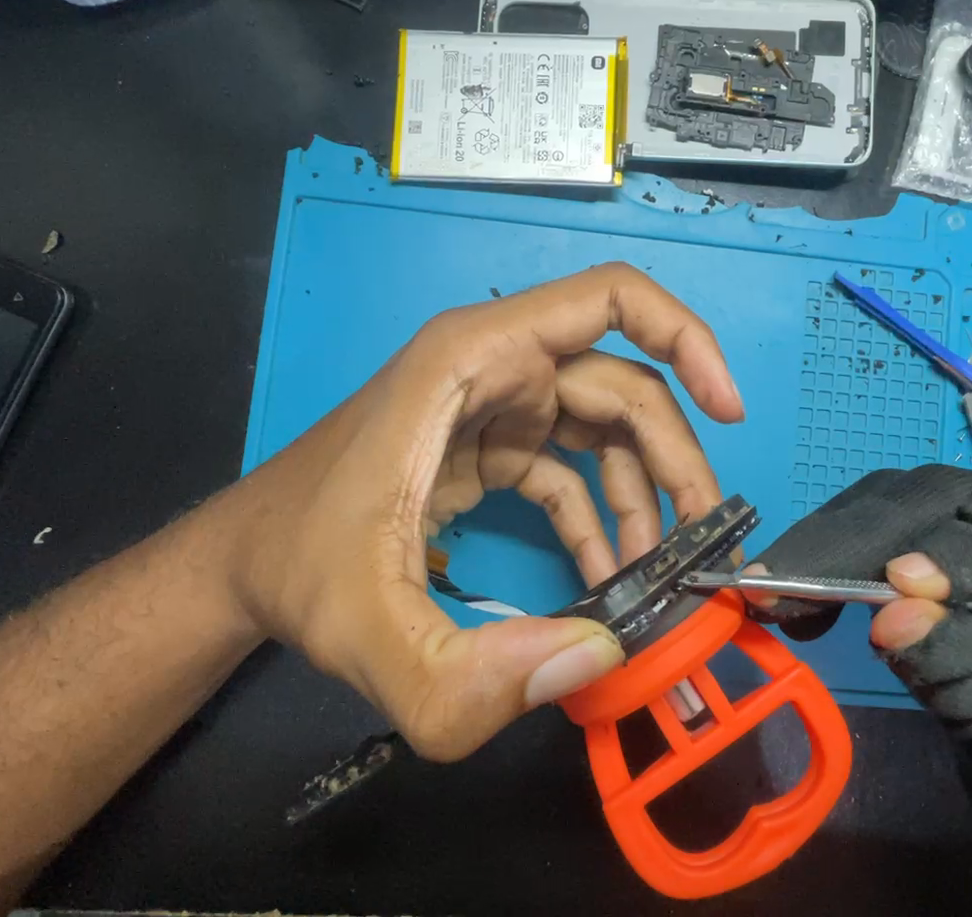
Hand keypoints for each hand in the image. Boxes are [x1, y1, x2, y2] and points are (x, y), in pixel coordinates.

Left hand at [214, 264, 743, 759]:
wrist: (243, 567)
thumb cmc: (297, 566)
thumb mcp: (370, 632)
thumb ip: (469, 673)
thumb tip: (599, 658)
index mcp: (472, 359)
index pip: (606, 298)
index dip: (684, 336)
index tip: (728, 409)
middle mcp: (495, 366)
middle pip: (626, 385)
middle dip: (674, 461)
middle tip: (702, 541)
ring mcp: (497, 406)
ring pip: (609, 428)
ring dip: (644, 496)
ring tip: (658, 571)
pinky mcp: (494, 448)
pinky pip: (574, 470)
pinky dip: (603, 517)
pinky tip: (608, 575)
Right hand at [748, 427, 971, 891]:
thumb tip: (889, 618)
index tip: (908, 585)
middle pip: (946, 489)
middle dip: (864, 539)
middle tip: (786, 583)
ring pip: (896, 502)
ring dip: (829, 544)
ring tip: (774, 592)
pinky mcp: (936, 550)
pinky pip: (874, 532)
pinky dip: (827, 560)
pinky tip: (796, 595)